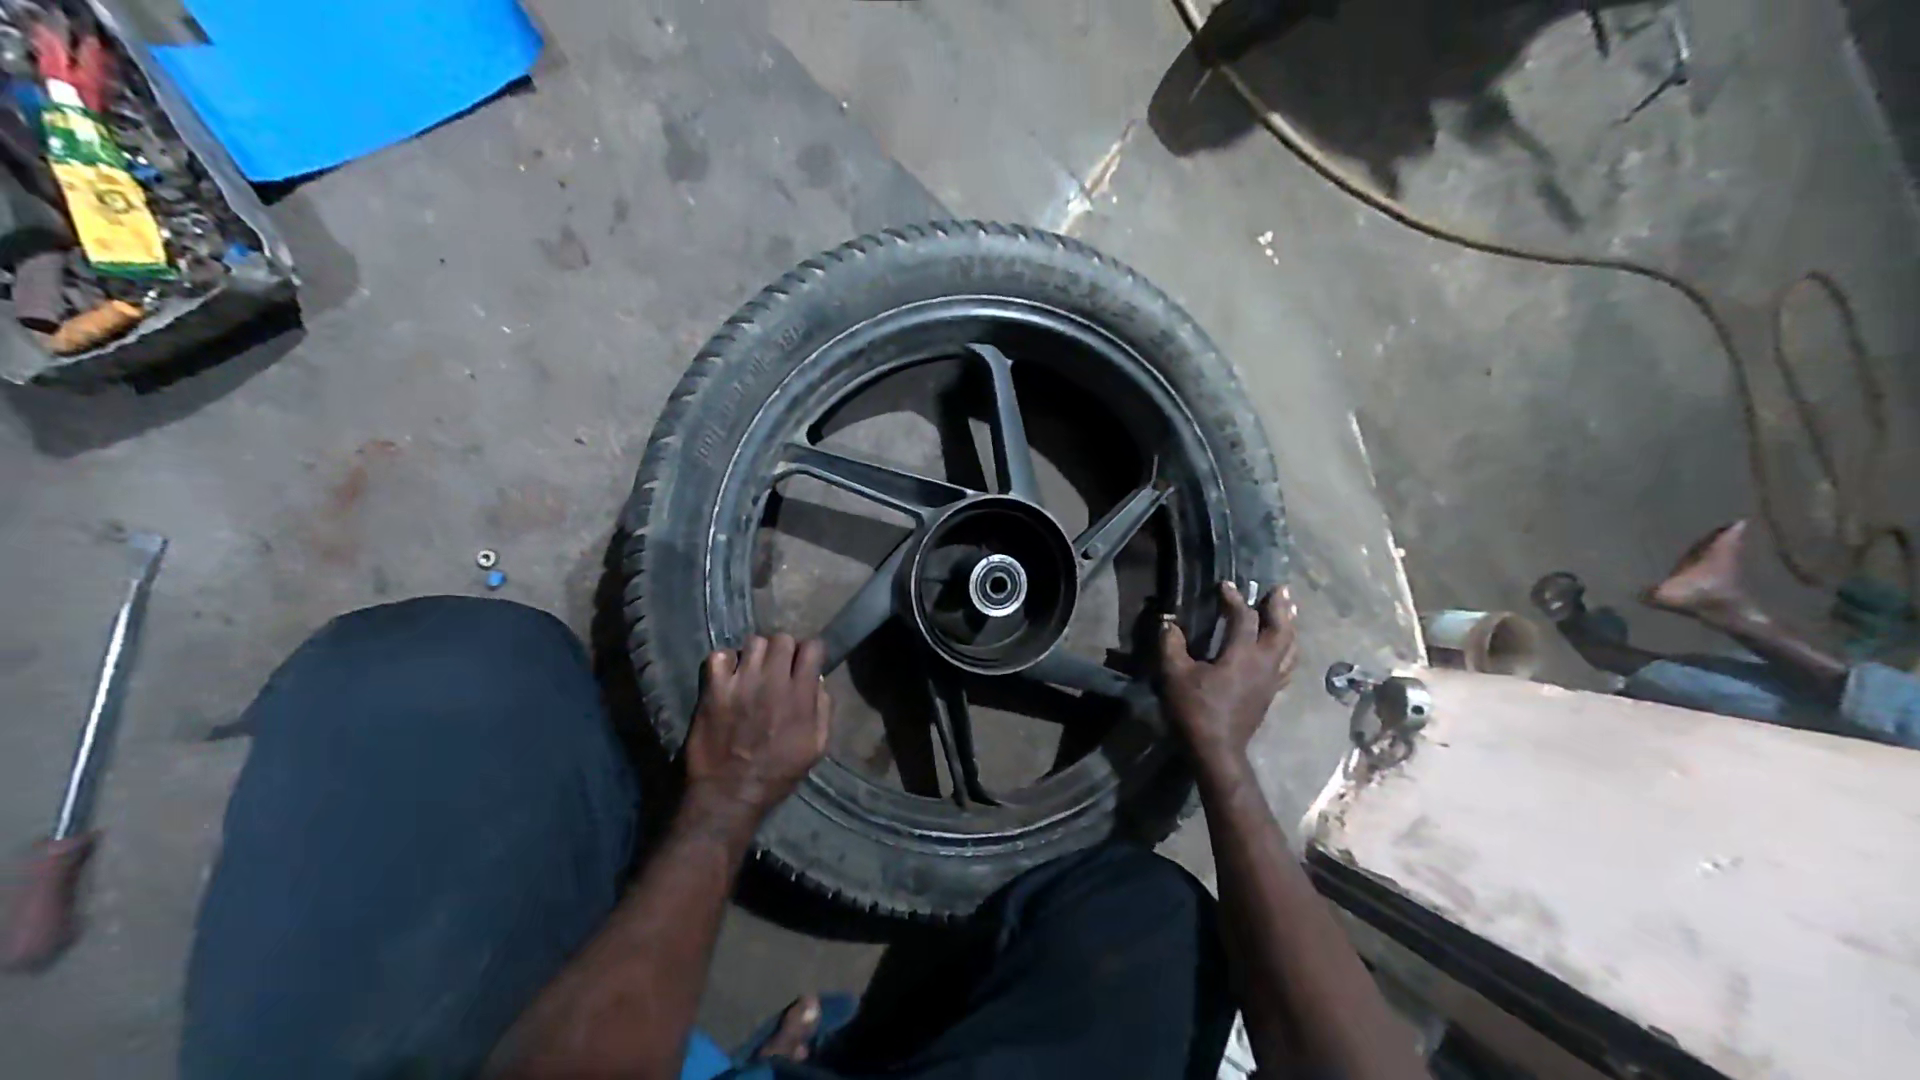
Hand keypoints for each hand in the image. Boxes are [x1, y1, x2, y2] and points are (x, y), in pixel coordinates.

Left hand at [686, 634, 831, 817]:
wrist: (729, 794)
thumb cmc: (777, 774)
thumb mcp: (816, 748)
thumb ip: (823, 710)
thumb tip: (819, 681)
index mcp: (801, 694)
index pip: (812, 647)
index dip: (810, 652)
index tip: (805, 664)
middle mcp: (773, 680)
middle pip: (782, 638)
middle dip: (783, 649)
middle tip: (777, 667)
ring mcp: (740, 682)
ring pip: (753, 641)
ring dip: (756, 654)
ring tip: (752, 671)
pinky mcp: (713, 689)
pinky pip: (719, 655)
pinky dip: (724, 662)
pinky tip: (727, 677)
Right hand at [1160, 582, 1299, 768]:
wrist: (1217, 750)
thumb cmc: (1195, 710)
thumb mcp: (1175, 675)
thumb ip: (1171, 645)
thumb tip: (1169, 623)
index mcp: (1242, 655)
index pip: (1244, 617)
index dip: (1235, 598)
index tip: (1224, 585)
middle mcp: (1264, 663)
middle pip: (1282, 629)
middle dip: (1280, 607)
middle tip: (1280, 589)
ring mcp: (1272, 680)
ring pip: (1291, 647)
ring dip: (1290, 626)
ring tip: (1290, 612)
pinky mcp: (1271, 693)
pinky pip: (1288, 665)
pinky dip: (1290, 650)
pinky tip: (1286, 649)